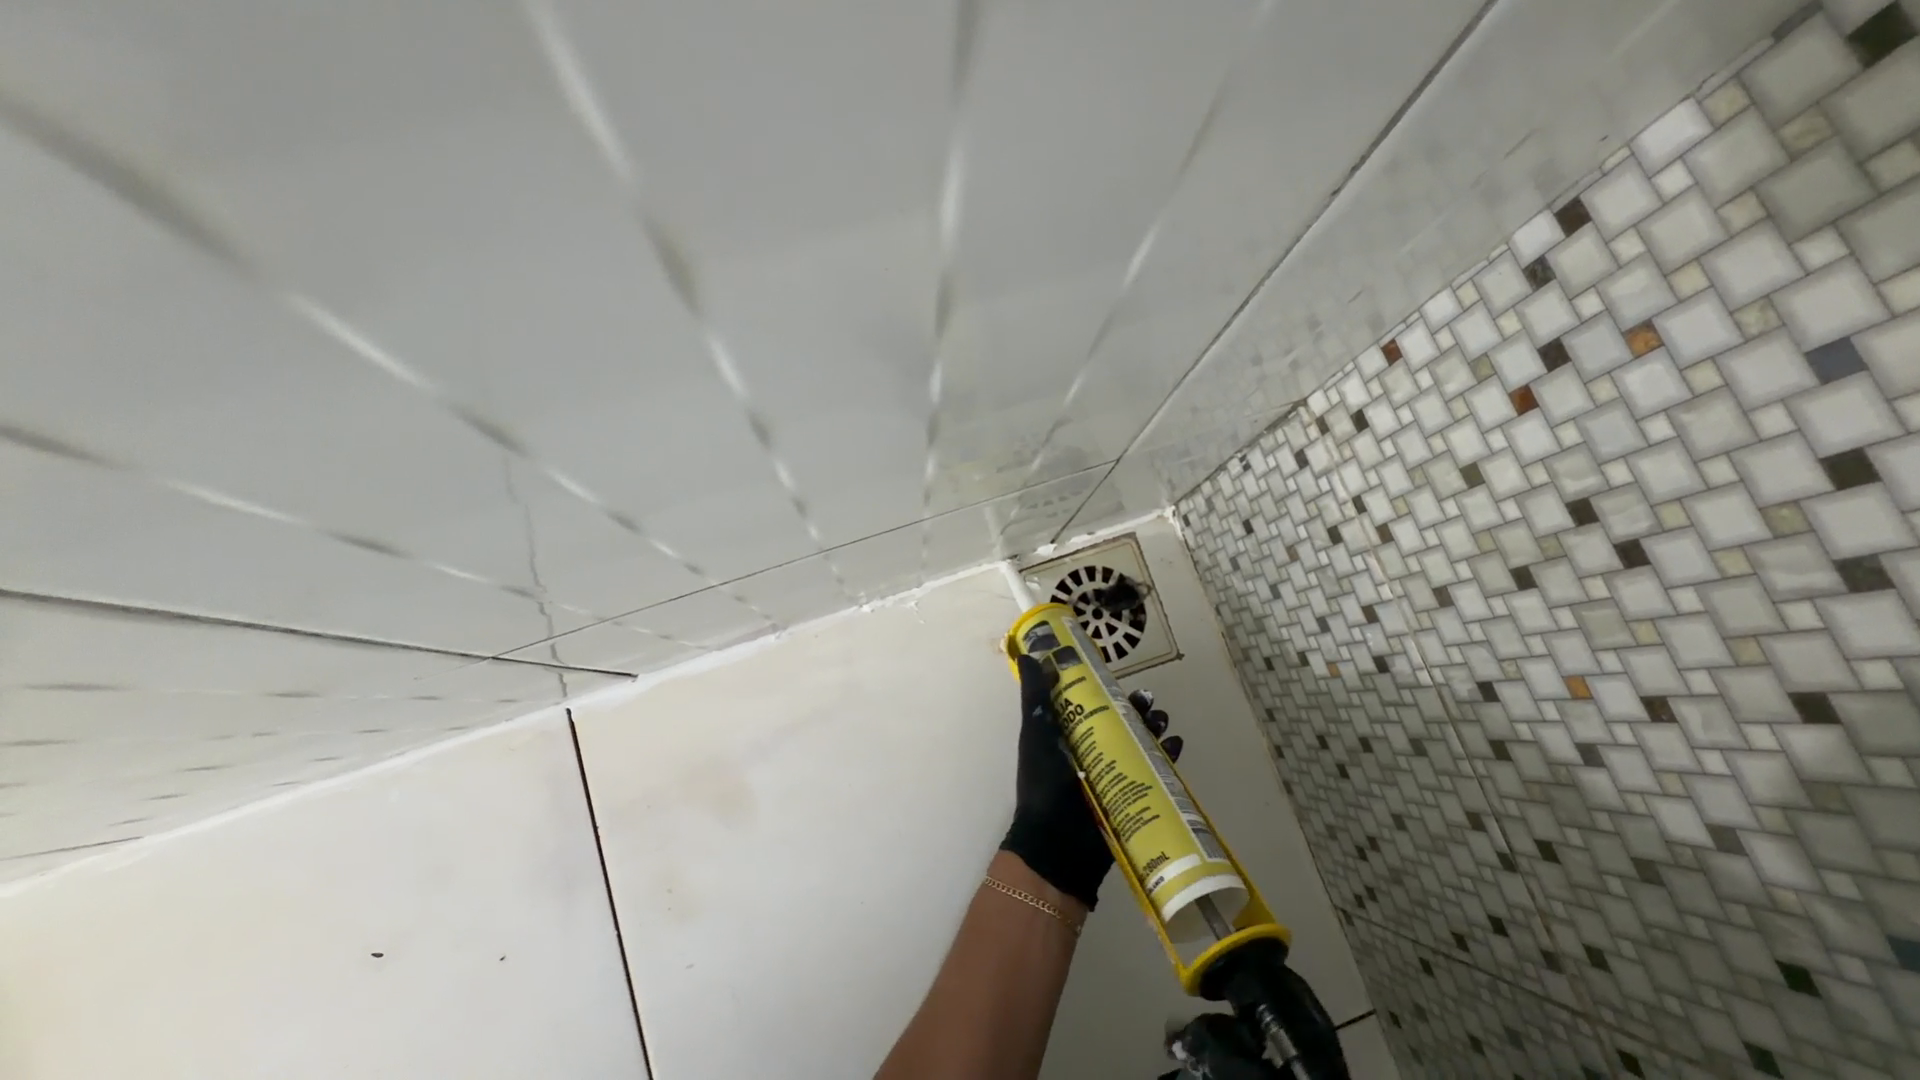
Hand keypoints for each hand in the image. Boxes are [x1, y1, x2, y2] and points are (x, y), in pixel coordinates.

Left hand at [1000, 653, 1180, 909]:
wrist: (1057, 846)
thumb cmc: (1043, 786)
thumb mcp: (1035, 736)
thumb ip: (1035, 699)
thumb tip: (1027, 654)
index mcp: (1065, 739)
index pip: (1089, 707)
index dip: (1105, 692)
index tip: (1118, 678)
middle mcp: (1090, 755)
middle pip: (1119, 724)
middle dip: (1137, 710)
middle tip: (1149, 701)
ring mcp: (1112, 777)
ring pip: (1138, 745)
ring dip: (1154, 730)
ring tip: (1163, 721)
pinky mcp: (1130, 797)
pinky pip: (1153, 772)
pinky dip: (1166, 757)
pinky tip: (1175, 745)